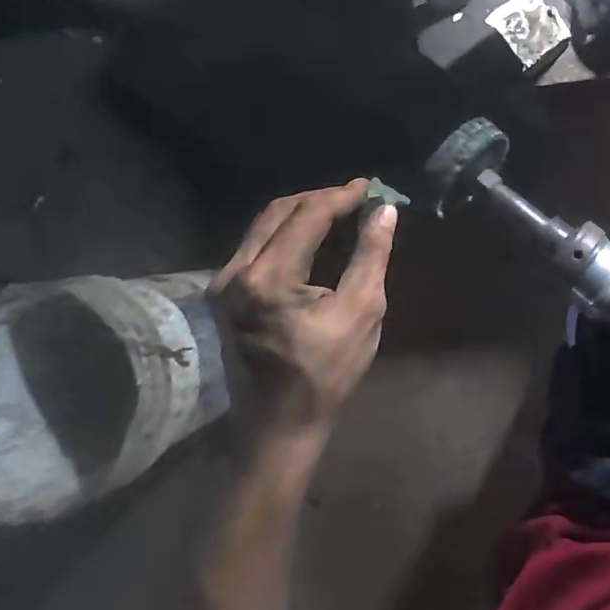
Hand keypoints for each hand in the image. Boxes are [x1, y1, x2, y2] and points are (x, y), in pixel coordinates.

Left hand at [211, 181, 398, 433]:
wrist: (280, 423)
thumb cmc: (328, 370)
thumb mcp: (363, 309)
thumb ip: (371, 254)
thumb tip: (385, 210)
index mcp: (268, 278)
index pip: (307, 216)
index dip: (341, 196)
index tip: (371, 187)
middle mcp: (236, 273)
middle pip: (279, 212)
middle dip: (321, 198)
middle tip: (358, 195)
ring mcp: (224, 284)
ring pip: (264, 225)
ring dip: (304, 211)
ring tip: (342, 209)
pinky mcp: (224, 294)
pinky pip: (257, 244)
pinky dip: (289, 230)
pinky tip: (316, 234)